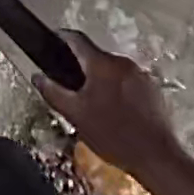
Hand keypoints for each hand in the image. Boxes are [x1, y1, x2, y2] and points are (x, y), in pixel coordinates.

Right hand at [32, 30, 184, 179]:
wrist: (157, 157)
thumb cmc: (112, 134)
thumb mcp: (75, 115)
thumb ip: (53, 92)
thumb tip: (37, 76)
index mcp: (101, 64)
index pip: (77, 39)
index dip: (62, 37)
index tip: (52, 40)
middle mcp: (122, 62)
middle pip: (95, 57)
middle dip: (82, 68)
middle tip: (73, 89)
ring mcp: (141, 74)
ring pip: (112, 70)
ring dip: (101, 80)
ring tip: (94, 105)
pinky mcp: (153, 89)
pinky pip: (128, 81)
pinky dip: (118, 89)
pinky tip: (116, 112)